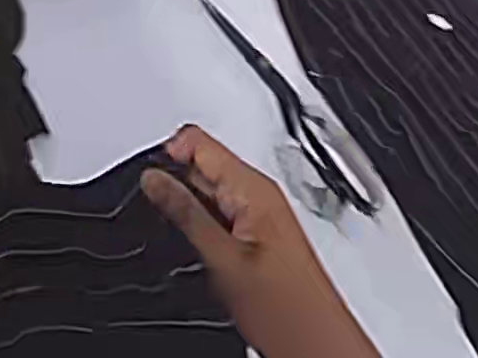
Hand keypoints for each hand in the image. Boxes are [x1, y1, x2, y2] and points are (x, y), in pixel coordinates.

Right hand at [142, 125, 378, 357]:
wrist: (324, 355)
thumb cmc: (289, 315)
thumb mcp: (223, 261)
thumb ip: (185, 212)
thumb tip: (152, 178)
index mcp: (252, 188)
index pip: (195, 141)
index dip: (167, 156)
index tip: (152, 182)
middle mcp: (259, 193)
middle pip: (200, 162)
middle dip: (175, 183)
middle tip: (166, 215)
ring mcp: (260, 212)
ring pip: (207, 188)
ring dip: (189, 206)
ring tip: (186, 238)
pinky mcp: (259, 232)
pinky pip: (219, 210)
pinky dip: (202, 224)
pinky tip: (202, 250)